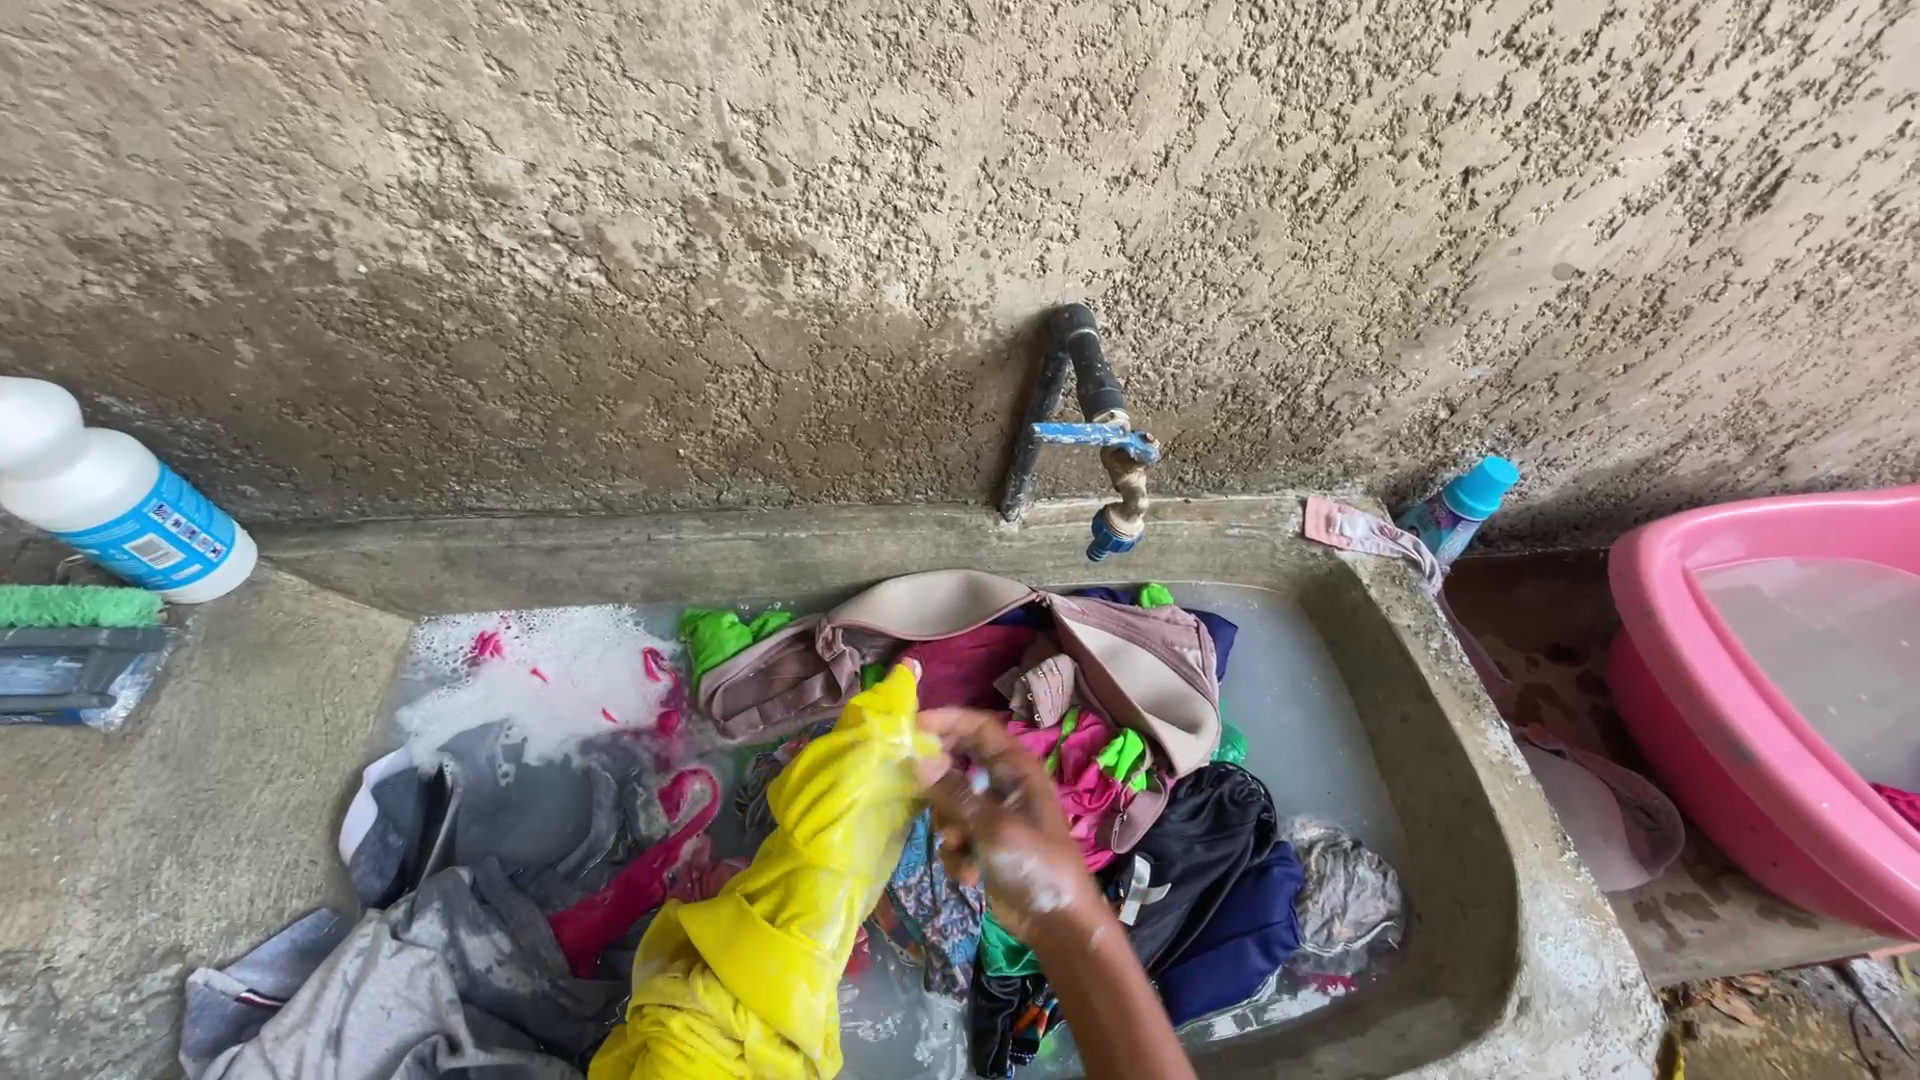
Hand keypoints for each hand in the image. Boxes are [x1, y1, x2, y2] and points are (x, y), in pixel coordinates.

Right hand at [915, 706, 1105, 943]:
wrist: (1058, 923)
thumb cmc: (1036, 864)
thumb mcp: (994, 826)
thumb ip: (955, 793)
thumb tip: (918, 761)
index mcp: (1017, 768)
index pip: (978, 727)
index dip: (946, 720)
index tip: (912, 725)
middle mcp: (1004, 783)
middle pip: (959, 761)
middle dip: (938, 778)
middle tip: (912, 782)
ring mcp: (993, 813)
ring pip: (950, 801)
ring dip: (948, 826)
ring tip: (960, 847)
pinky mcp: (983, 842)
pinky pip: (954, 834)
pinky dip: (956, 854)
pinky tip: (970, 875)